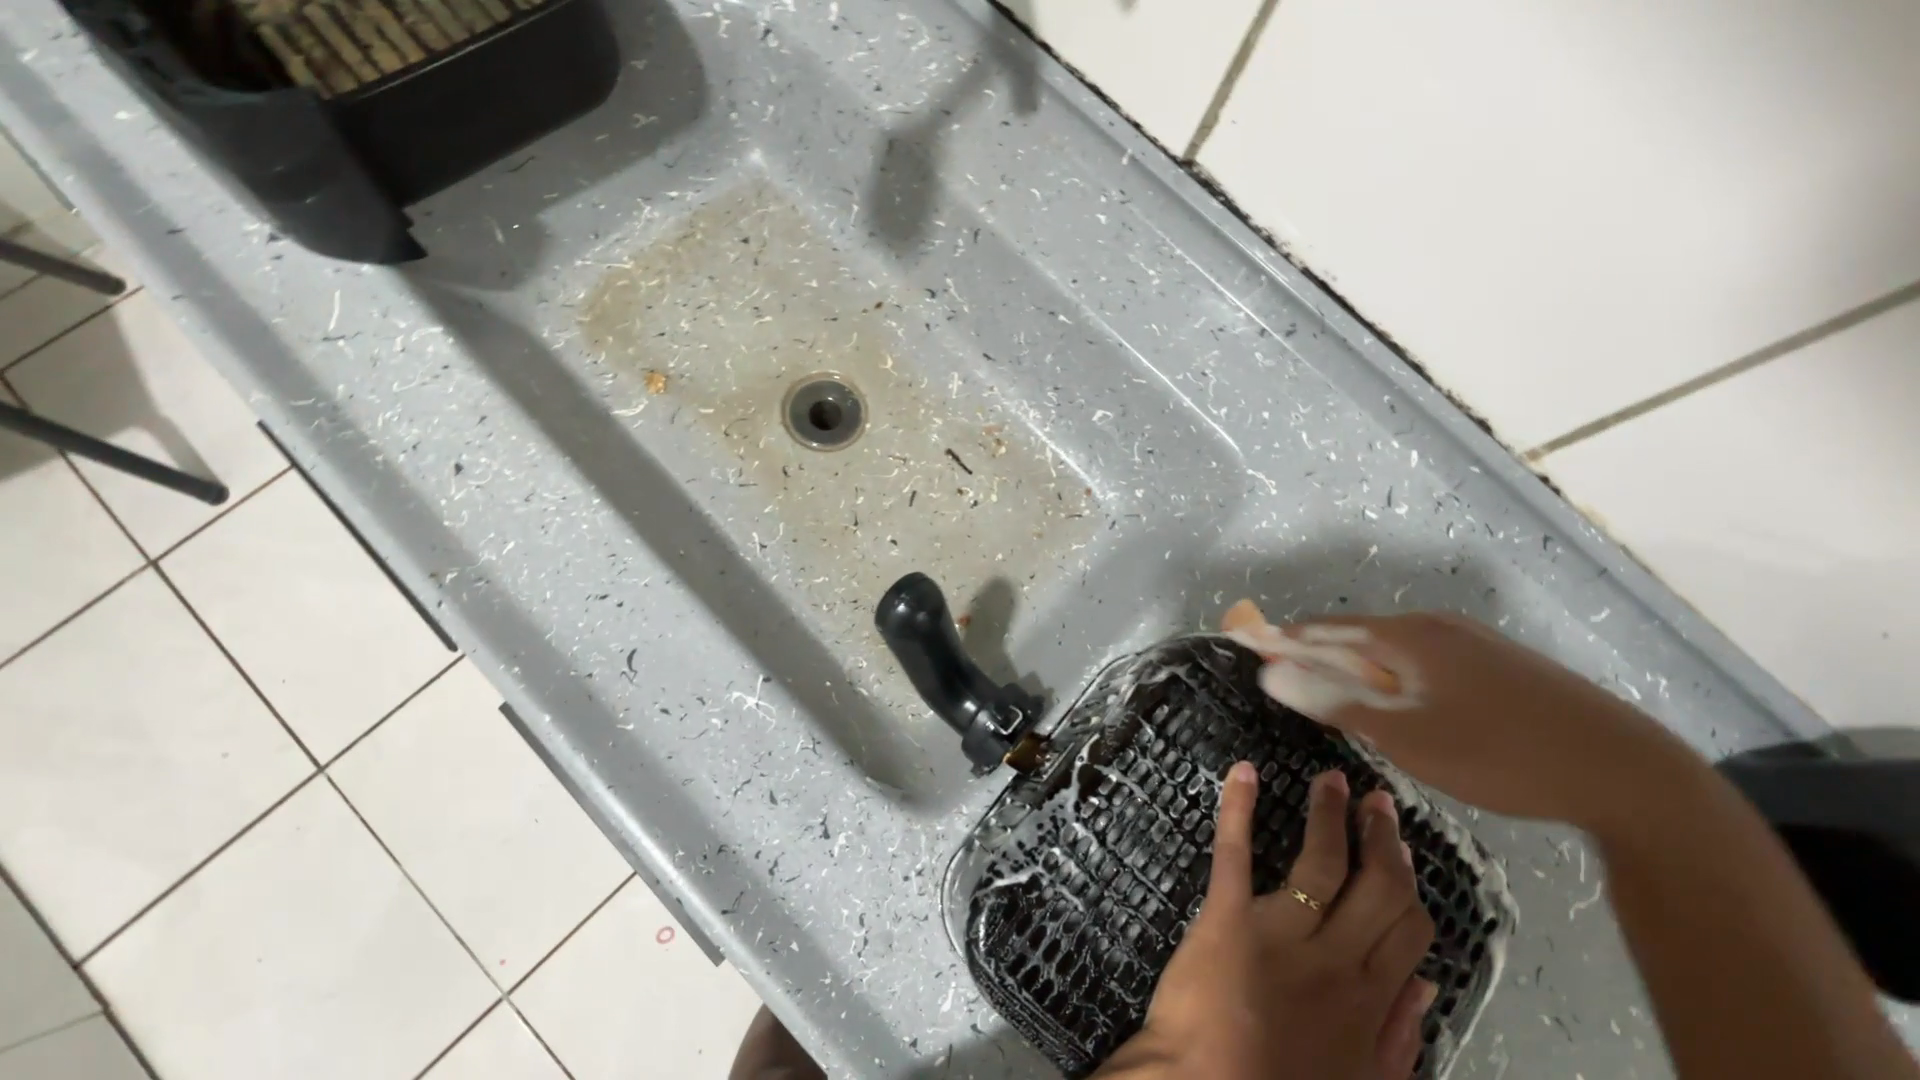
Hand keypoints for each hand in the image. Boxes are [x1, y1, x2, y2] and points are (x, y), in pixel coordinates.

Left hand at [1092, 763, 1436, 1079]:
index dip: (1408, 881)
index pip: (1408, 927)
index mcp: (1368, 997)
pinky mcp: (1227, 918)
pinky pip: (1233, 854)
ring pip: (1320, 861)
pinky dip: (1236, 809)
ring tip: (1332, 781)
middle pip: (1376, 885)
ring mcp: (1280, 933)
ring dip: (1329, 814)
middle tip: (1377, 800)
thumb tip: (1426, 985)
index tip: (1402, 850)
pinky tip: (1242, 772)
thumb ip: (1398, 1037)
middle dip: (1381, 836)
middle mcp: (1335, 958)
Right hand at [1222, 603, 1701, 833]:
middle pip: (1359, 635)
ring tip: (1333, 694)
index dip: (1283, 639)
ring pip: (1395, 649)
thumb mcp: (1407, 736)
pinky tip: (1400, 703)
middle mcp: (1437, 626)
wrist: (1625, 771)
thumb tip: (1271, 676)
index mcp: (1409, 635)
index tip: (1247, 645)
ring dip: (1357, 667)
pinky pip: (1425, 660)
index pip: (1325, 629)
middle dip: (1317, 653)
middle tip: (1285, 677)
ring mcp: (1474, 643)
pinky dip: (1394, 676)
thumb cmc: (1500, 753)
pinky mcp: (1500, 665)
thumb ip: (1336, 703)